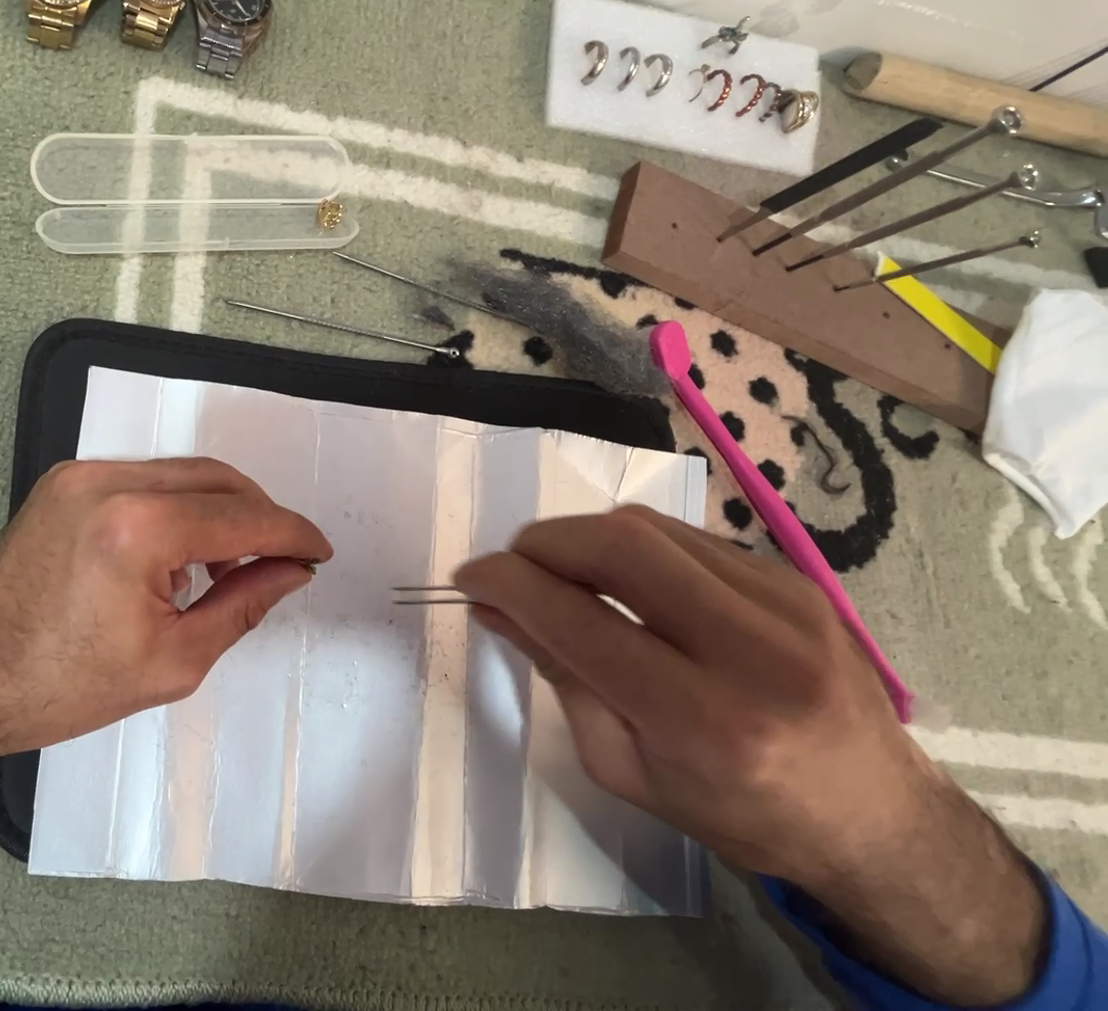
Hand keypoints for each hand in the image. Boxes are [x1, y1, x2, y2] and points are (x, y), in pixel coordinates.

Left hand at [0, 458, 329, 891]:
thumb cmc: (65, 685)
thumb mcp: (175, 659)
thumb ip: (244, 602)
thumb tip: (291, 571)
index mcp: (136, 529)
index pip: (240, 515)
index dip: (290, 532)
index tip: (318, 551)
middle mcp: (107, 483)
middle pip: (215, 478)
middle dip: (259, 515)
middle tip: (281, 559)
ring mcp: (79, 475)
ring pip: (181, 472)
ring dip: (219, 508)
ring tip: (230, 562)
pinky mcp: (63, 481)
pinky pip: (145, 477)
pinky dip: (178, 504)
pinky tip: (183, 549)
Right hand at [456, 506, 1044, 1005]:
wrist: (877, 819)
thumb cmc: (734, 811)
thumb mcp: (621, 766)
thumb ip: (559, 675)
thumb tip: (496, 607)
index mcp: (701, 720)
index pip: (578, 619)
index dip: (506, 584)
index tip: (469, 579)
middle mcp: (752, 650)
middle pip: (620, 544)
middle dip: (541, 542)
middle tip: (511, 566)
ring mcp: (786, 604)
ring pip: (650, 527)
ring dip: (582, 539)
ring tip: (562, 573)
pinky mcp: (797, 581)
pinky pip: (686, 536)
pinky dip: (633, 547)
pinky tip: (625, 582)